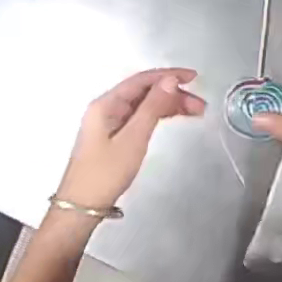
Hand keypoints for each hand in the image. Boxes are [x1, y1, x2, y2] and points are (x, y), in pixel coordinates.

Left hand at [56, 67, 204, 210]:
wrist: (82, 205)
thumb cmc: (103, 174)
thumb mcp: (133, 139)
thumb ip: (152, 108)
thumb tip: (169, 81)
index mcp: (106, 104)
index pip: (142, 80)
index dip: (169, 75)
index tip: (192, 77)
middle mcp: (106, 109)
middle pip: (144, 92)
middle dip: (173, 94)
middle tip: (199, 103)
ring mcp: (109, 123)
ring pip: (144, 105)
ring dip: (168, 105)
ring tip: (194, 112)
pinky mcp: (113, 137)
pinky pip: (139, 118)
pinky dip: (158, 116)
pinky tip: (172, 119)